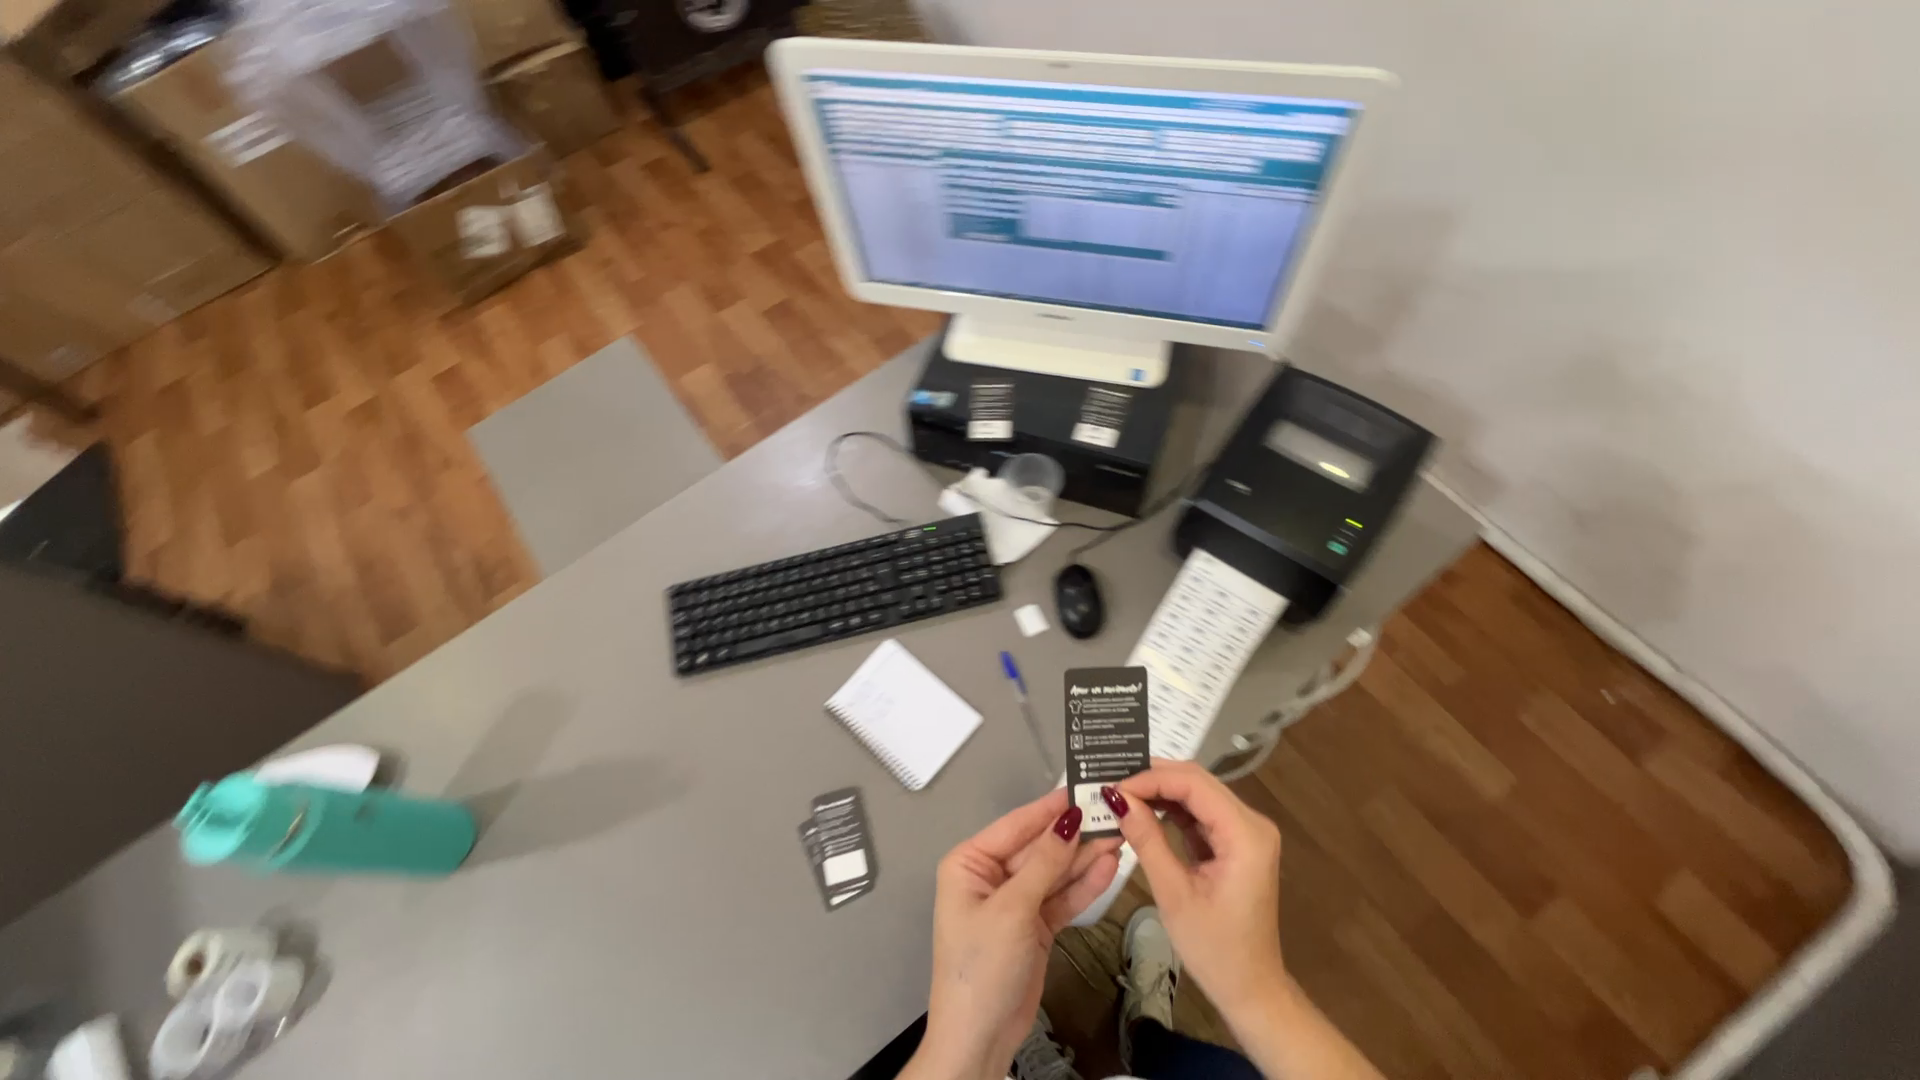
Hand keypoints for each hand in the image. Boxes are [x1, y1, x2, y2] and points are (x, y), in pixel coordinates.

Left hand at [906, 789, 1122, 1079]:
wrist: (979, 1038)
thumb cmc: (981, 967)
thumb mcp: (1012, 909)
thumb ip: (1045, 863)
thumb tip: (1069, 819)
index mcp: (970, 864)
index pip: (1016, 825)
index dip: (1051, 807)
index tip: (1084, 786)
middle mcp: (991, 877)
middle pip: (1039, 847)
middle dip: (1074, 833)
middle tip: (1113, 811)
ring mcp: (1015, 902)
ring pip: (1055, 871)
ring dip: (1085, 857)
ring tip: (1120, 833)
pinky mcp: (1035, 926)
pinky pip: (1062, 898)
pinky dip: (1084, 885)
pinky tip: (1110, 865)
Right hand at [1107, 760, 1287, 1018]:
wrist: (1250, 988)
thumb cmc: (1214, 947)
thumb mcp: (1173, 893)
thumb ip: (1147, 840)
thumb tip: (1116, 798)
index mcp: (1246, 834)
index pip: (1194, 784)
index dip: (1151, 778)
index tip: (1112, 786)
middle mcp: (1252, 823)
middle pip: (1198, 781)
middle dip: (1153, 777)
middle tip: (1110, 782)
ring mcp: (1245, 831)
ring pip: (1197, 792)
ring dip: (1159, 790)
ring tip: (1120, 792)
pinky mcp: (1235, 842)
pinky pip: (1200, 812)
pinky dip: (1170, 808)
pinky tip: (1142, 808)